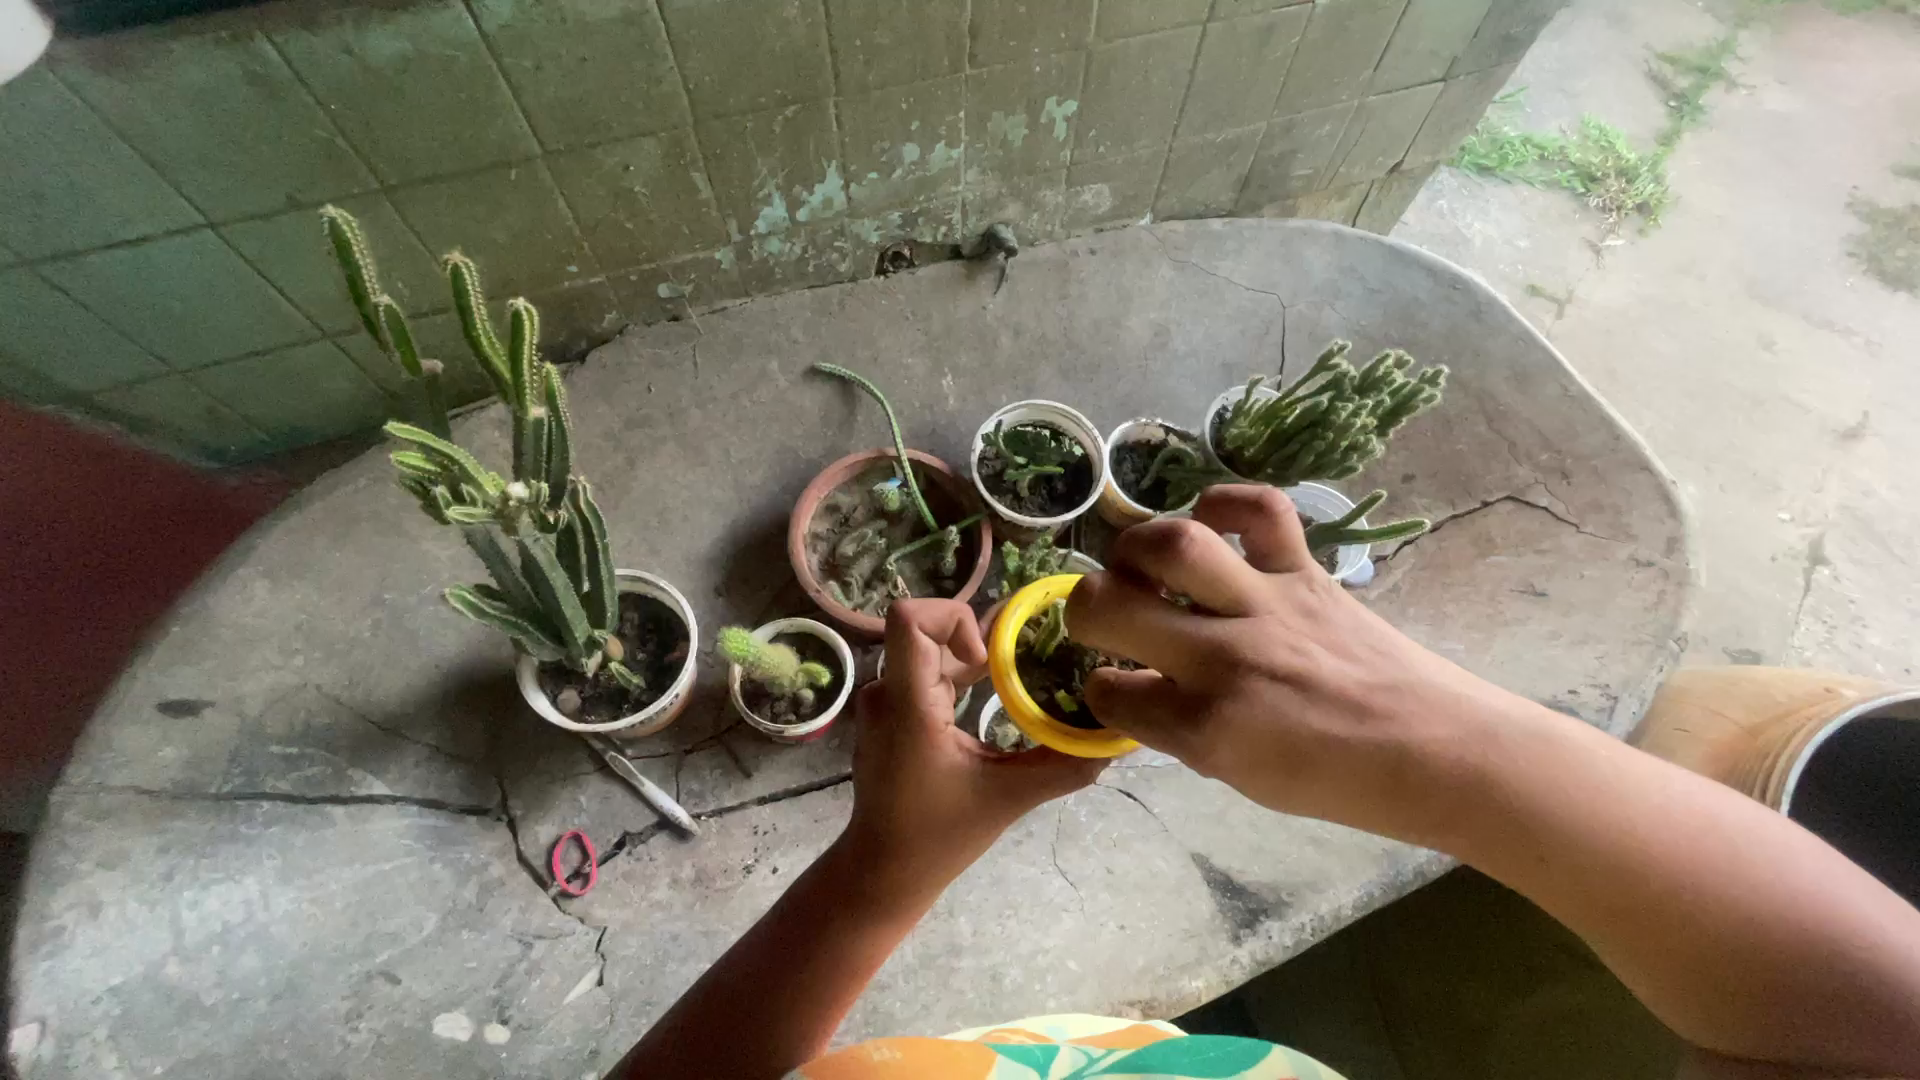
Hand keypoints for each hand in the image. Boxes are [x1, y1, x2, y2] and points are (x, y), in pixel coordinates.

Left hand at [844, 599, 1106, 883]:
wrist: (882, 870)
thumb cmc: (940, 837)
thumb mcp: (1009, 798)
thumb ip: (1065, 765)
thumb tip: (1118, 736)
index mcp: (908, 705)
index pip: (909, 619)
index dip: (953, 616)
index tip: (987, 657)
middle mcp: (886, 691)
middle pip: (926, 629)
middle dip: (978, 636)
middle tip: (1021, 657)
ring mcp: (883, 700)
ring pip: (927, 649)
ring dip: (970, 655)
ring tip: (1014, 670)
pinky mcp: (888, 711)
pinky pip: (922, 670)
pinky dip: (956, 671)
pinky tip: (990, 686)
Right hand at [1066, 485, 1529, 834]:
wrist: (1436, 751)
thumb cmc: (1333, 777)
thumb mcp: (1235, 774)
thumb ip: (1172, 727)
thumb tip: (1128, 683)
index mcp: (1205, 726)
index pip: (1110, 693)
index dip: (1102, 690)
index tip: (1115, 685)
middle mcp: (1224, 658)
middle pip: (1108, 605)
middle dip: (1083, 608)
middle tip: (1105, 615)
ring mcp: (1267, 605)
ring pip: (1172, 544)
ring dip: (1135, 547)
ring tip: (1141, 563)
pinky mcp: (1306, 571)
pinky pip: (1261, 510)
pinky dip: (1226, 503)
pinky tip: (1212, 523)